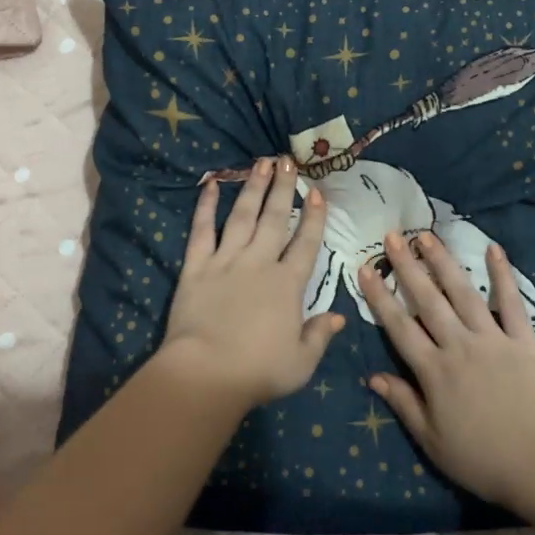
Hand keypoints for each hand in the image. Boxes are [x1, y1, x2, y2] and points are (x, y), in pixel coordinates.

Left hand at [159, 156, 343, 409]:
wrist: (205, 373)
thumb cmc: (257, 372)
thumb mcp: (301, 363)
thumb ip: (319, 336)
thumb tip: (339, 317)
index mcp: (287, 285)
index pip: (306, 243)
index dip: (314, 217)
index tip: (317, 192)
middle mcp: (259, 263)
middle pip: (275, 219)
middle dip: (283, 188)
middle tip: (287, 161)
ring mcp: (226, 261)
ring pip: (242, 216)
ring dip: (253, 188)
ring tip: (261, 163)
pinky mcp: (195, 267)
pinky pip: (202, 231)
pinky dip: (206, 206)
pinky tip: (212, 184)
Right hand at [359, 231, 534, 508]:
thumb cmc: (484, 460)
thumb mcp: (433, 442)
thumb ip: (404, 404)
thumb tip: (372, 376)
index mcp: (434, 371)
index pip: (399, 326)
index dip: (380, 297)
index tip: (365, 268)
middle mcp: (459, 345)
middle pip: (428, 299)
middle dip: (408, 266)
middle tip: (393, 235)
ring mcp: (492, 338)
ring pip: (463, 292)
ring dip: (444, 262)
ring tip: (427, 235)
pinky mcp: (524, 339)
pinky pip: (511, 302)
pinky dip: (503, 274)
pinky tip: (494, 249)